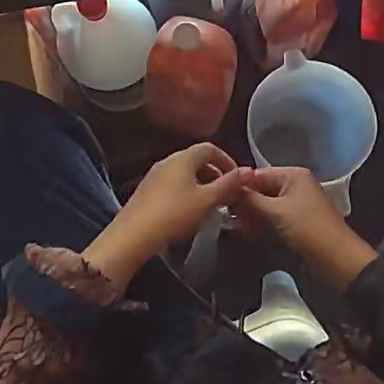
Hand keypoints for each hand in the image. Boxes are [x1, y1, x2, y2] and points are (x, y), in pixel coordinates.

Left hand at [83, 143, 250, 290]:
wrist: (133, 235)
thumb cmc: (174, 214)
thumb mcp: (207, 200)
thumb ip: (229, 184)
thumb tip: (249, 170)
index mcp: (183, 158)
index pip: (210, 148)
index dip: (227, 160)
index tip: (238, 178)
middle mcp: (167, 161)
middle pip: (197, 160)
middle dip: (216, 174)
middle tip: (227, 193)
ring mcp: (154, 175)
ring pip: (185, 173)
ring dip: (202, 184)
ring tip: (212, 204)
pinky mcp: (146, 191)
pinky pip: (173, 184)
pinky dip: (187, 191)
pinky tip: (190, 211)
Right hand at [238, 167, 377, 291]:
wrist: (337, 257)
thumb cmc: (307, 228)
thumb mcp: (275, 211)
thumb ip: (250, 199)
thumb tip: (228, 188)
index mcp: (293, 175)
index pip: (257, 173)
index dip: (239, 185)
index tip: (220, 197)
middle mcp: (295, 184)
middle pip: (261, 188)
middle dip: (245, 201)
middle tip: (226, 214)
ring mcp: (297, 202)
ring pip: (266, 203)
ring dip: (252, 213)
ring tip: (236, 225)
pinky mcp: (297, 219)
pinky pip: (274, 215)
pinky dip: (262, 221)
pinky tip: (249, 231)